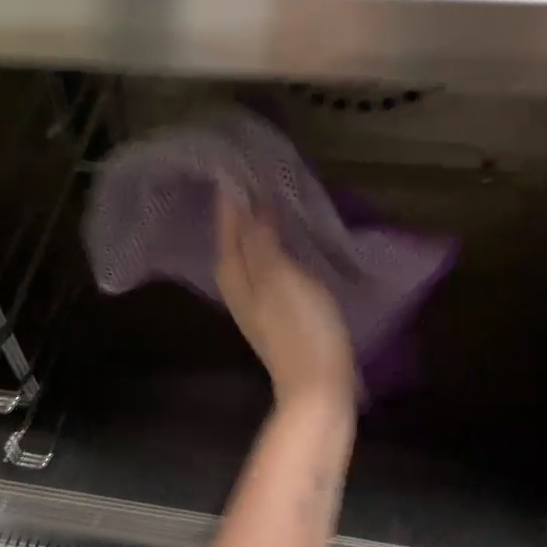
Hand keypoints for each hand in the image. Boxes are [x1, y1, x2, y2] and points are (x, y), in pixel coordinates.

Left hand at [215, 189, 356, 408]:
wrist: (319, 389)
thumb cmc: (301, 330)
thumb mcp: (279, 277)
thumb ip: (259, 238)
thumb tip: (244, 200)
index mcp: (233, 272)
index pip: (227, 221)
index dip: (231, 191)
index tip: (237, 156)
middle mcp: (238, 286)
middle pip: (235, 236)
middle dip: (242, 205)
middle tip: (256, 168)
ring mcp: (258, 302)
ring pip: (252, 252)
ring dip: (259, 224)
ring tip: (274, 193)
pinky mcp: (279, 313)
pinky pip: (270, 267)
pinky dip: (274, 246)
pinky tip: (289, 238)